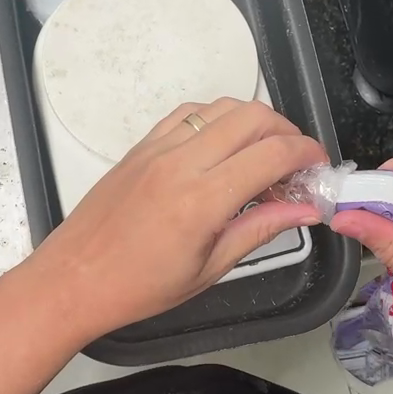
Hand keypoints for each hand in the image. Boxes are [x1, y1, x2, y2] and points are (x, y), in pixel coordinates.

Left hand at [27, 99, 326, 341]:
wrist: (74, 278)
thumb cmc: (138, 287)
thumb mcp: (209, 269)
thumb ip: (260, 230)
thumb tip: (305, 210)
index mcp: (202, 200)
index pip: (272, 154)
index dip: (307, 154)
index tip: (319, 168)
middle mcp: (181, 162)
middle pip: (252, 116)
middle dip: (287, 131)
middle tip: (296, 162)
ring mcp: (158, 148)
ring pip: (221, 106)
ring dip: (253, 120)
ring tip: (262, 154)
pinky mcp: (141, 146)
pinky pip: (188, 112)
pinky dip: (216, 118)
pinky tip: (222, 145)